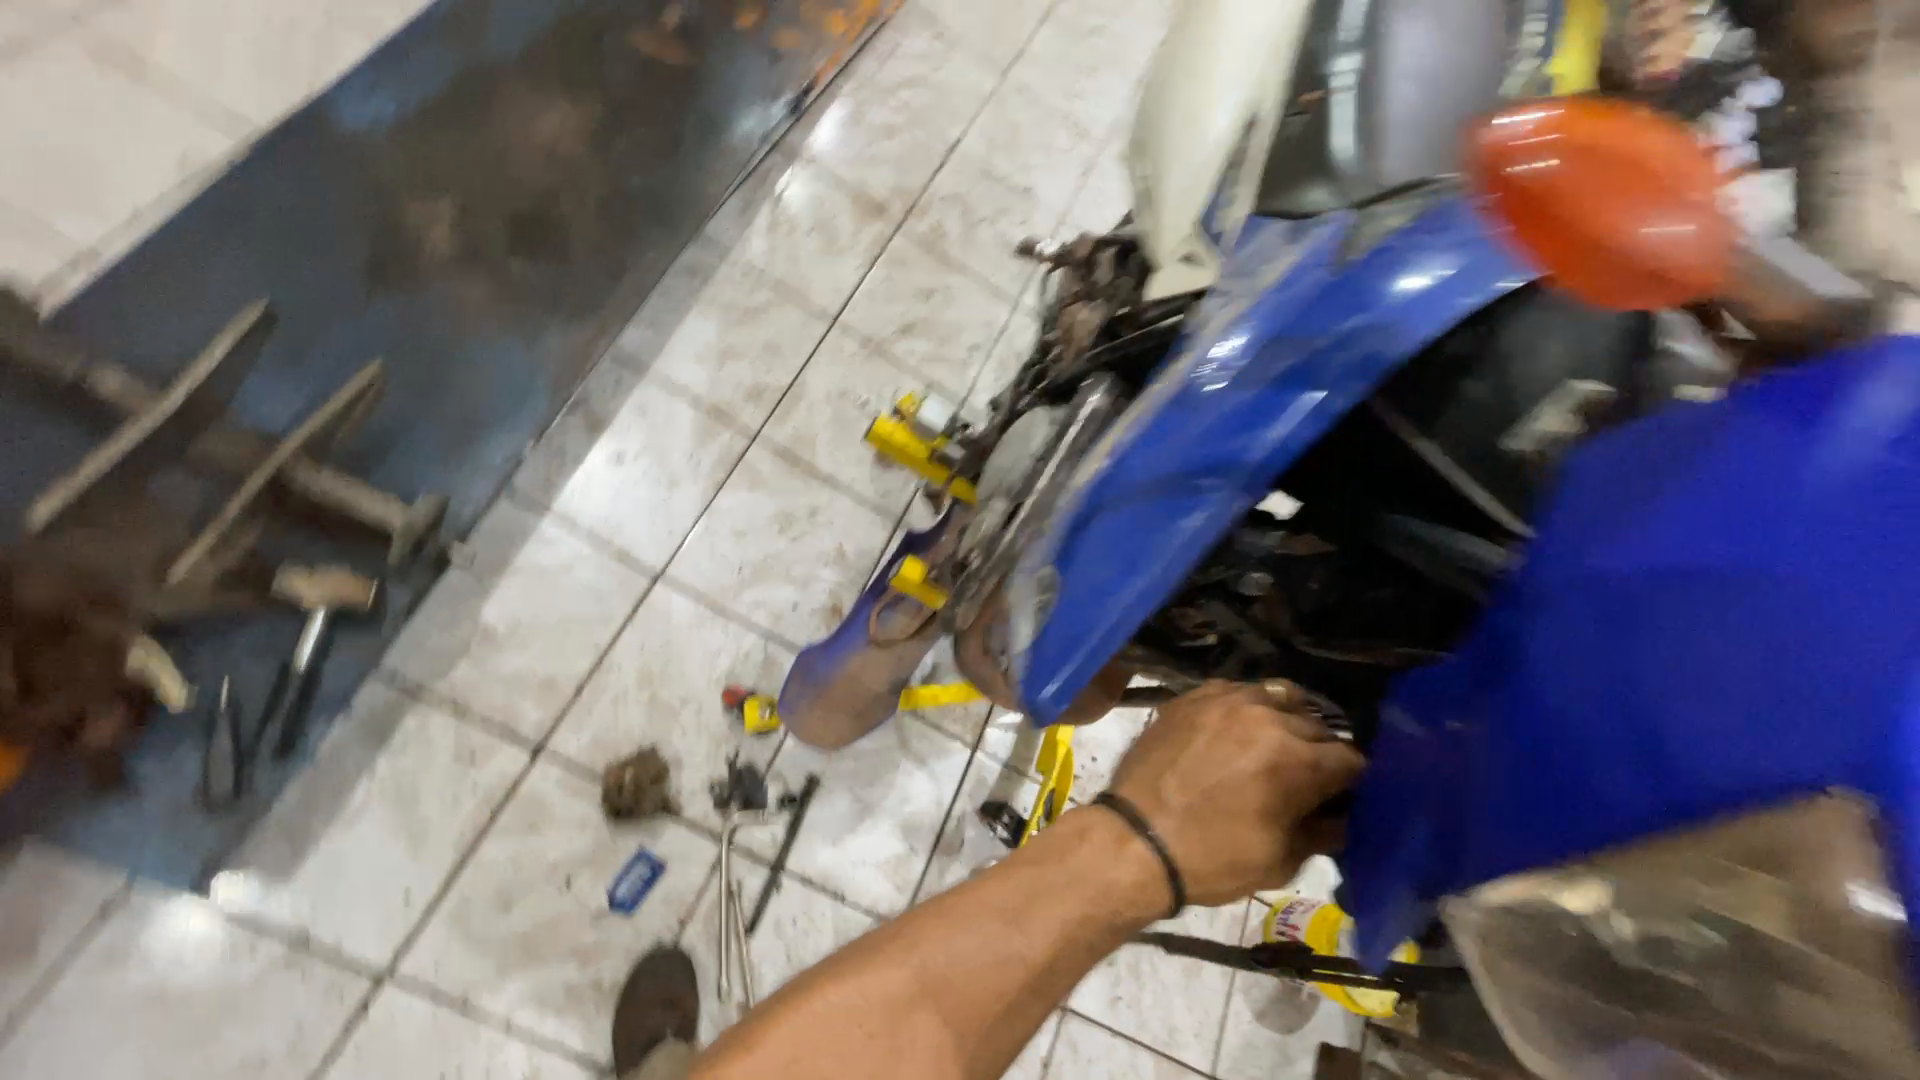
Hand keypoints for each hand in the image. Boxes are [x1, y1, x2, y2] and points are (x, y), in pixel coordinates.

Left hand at [1103, 681, 1364, 907]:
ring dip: (1285, 722)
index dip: (1354, 782)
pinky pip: (1234, 691)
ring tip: (1274, 747)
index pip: (1352, 759)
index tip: (1344, 796)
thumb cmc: (1211, 859)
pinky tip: (1237, 730)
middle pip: (1316, 726)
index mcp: (1297, 760)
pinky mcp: (1191, 697)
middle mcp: (1266, 717)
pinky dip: (1245, 708)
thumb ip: (1321, 832)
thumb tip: (1342, 819)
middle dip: (1320, 752)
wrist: (1135, 840)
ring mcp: (1225, 700)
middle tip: (1307, 778)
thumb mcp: (1281, 860)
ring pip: (1277, 698)